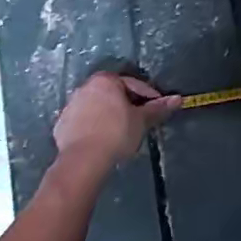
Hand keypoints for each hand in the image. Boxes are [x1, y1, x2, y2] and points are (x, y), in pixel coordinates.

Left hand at [53, 72, 181, 168]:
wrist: (84, 159)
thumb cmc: (117, 133)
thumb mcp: (141, 120)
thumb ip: (158, 108)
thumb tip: (177, 99)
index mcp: (106, 81)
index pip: (134, 84)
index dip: (150, 97)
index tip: (158, 110)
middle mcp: (85, 87)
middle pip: (114, 93)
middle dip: (128, 105)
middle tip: (141, 120)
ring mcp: (71, 105)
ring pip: (98, 107)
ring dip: (111, 115)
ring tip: (123, 132)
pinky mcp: (62, 123)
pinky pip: (85, 121)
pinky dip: (95, 126)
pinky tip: (103, 140)